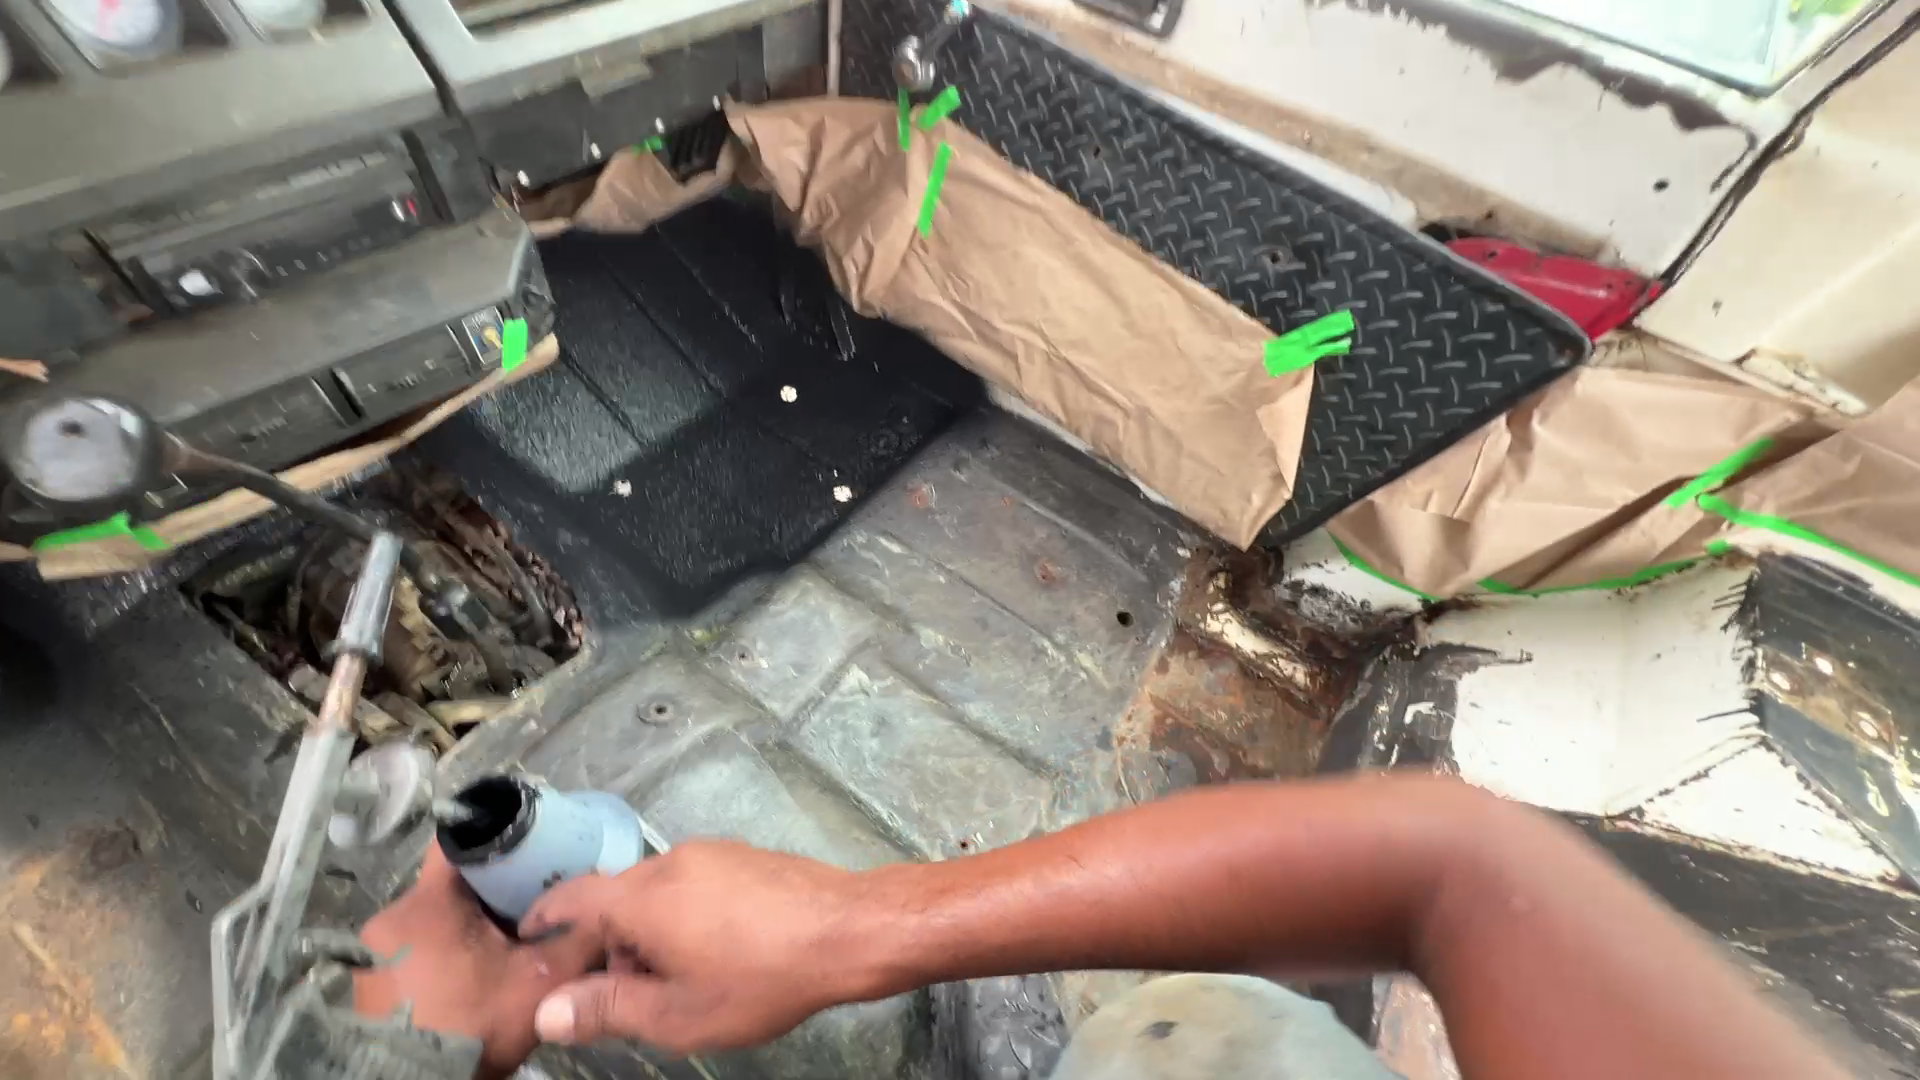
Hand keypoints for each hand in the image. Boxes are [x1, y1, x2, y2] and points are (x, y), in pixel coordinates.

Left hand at [355, 845, 602, 1078]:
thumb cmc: (474, 1027)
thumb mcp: (546, 979)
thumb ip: (583, 932)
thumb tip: (610, 900)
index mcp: (425, 903)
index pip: (462, 837)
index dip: (506, 832)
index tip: (539, 845)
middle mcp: (389, 919)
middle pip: (458, 878)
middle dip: (501, 884)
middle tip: (543, 894)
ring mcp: (373, 955)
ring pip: (442, 912)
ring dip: (479, 918)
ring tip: (520, 933)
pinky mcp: (372, 985)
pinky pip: (423, 943)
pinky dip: (456, 946)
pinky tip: (488, 967)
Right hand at [519, 841, 880, 1055]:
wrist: (845, 928)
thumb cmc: (759, 977)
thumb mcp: (678, 1012)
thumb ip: (608, 1007)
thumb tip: (548, 1009)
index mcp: (648, 895)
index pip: (577, 894)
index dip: (546, 914)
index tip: (529, 936)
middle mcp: (677, 860)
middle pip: (621, 896)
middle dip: (611, 942)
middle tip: (626, 993)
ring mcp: (716, 852)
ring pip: (660, 889)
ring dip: (651, 930)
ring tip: (677, 979)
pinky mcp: (746, 854)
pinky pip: (695, 880)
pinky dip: (684, 912)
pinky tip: (714, 948)